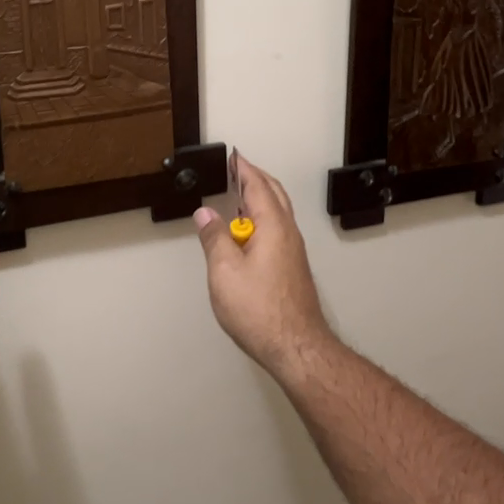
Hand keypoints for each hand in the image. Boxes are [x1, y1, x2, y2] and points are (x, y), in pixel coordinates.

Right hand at [193, 153, 332, 376]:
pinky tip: (249, 234)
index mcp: (273, 227)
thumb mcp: (224, 272)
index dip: (244, 169)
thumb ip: (214, 238)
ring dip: (260, 200)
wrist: (297, 348)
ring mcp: (294, 252)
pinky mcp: (293, 269)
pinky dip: (263, 219)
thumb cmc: (260, 311)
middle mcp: (288, 234)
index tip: (235, 156)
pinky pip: (278, 231)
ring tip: (239, 198)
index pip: (258, 186)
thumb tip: (206, 214)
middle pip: (275, 195)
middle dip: (256, 179)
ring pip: (278, 214)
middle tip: (238, 171)